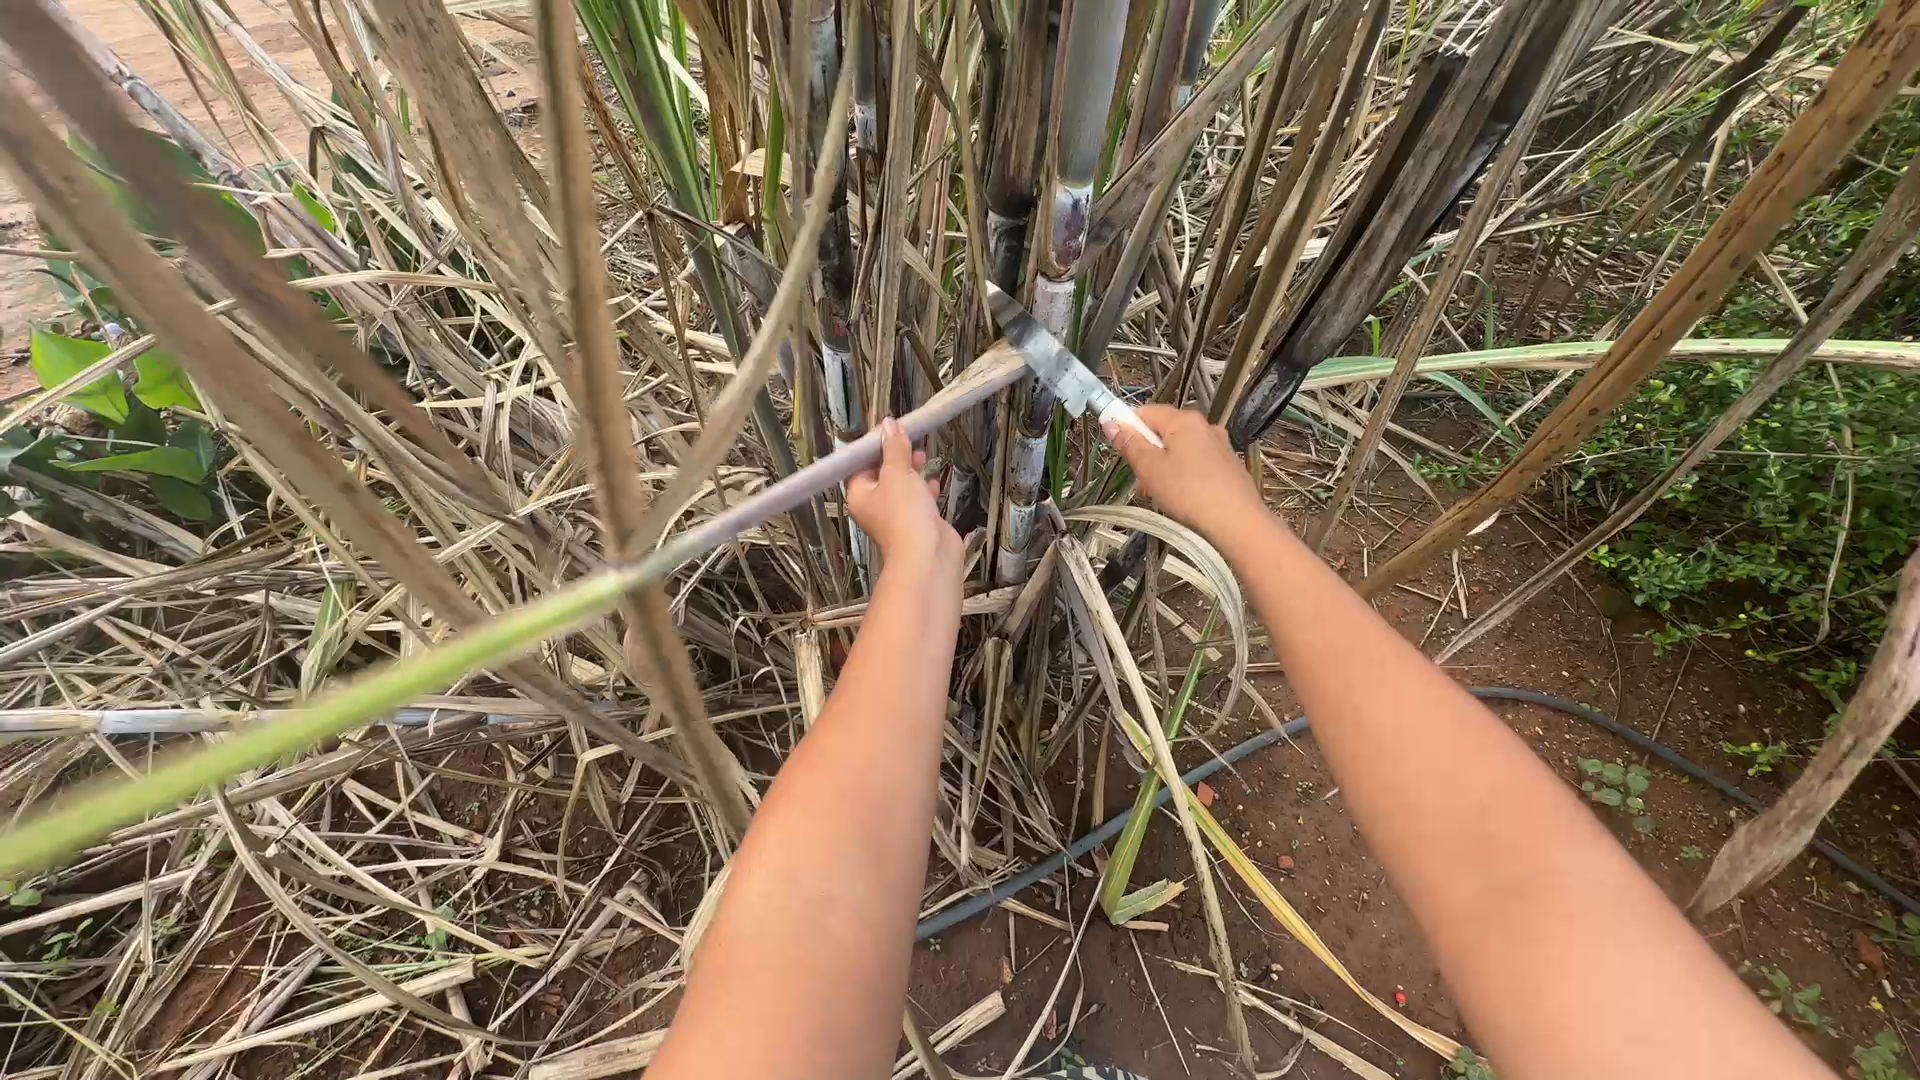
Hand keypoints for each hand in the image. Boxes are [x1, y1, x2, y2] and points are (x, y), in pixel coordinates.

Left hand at [847, 417, 960, 565]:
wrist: (928, 555)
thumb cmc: (904, 513)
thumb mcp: (896, 472)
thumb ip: (894, 448)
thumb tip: (888, 424)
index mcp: (860, 495)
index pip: (861, 464)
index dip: (875, 445)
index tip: (891, 428)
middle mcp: (875, 506)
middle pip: (882, 474)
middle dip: (896, 456)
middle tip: (909, 439)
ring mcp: (897, 517)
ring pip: (902, 487)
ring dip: (912, 471)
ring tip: (922, 455)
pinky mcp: (918, 524)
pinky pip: (919, 501)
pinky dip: (925, 489)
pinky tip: (932, 481)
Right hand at [1105, 405, 1263, 537]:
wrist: (1236, 520)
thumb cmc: (1189, 493)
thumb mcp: (1149, 468)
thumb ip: (1129, 443)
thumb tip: (1112, 423)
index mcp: (1184, 421)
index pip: (1145, 412)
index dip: (1127, 427)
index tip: (1119, 448)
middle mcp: (1205, 426)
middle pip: (1163, 431)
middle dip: (1147, 452)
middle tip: (1141, 478)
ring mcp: (1219, 445)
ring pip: (1179, 449)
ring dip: (1163, 467)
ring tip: (1160, 493)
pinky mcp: (1227, 465)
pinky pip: (1195, 462)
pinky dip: (1182, 475)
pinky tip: (1181, 497)